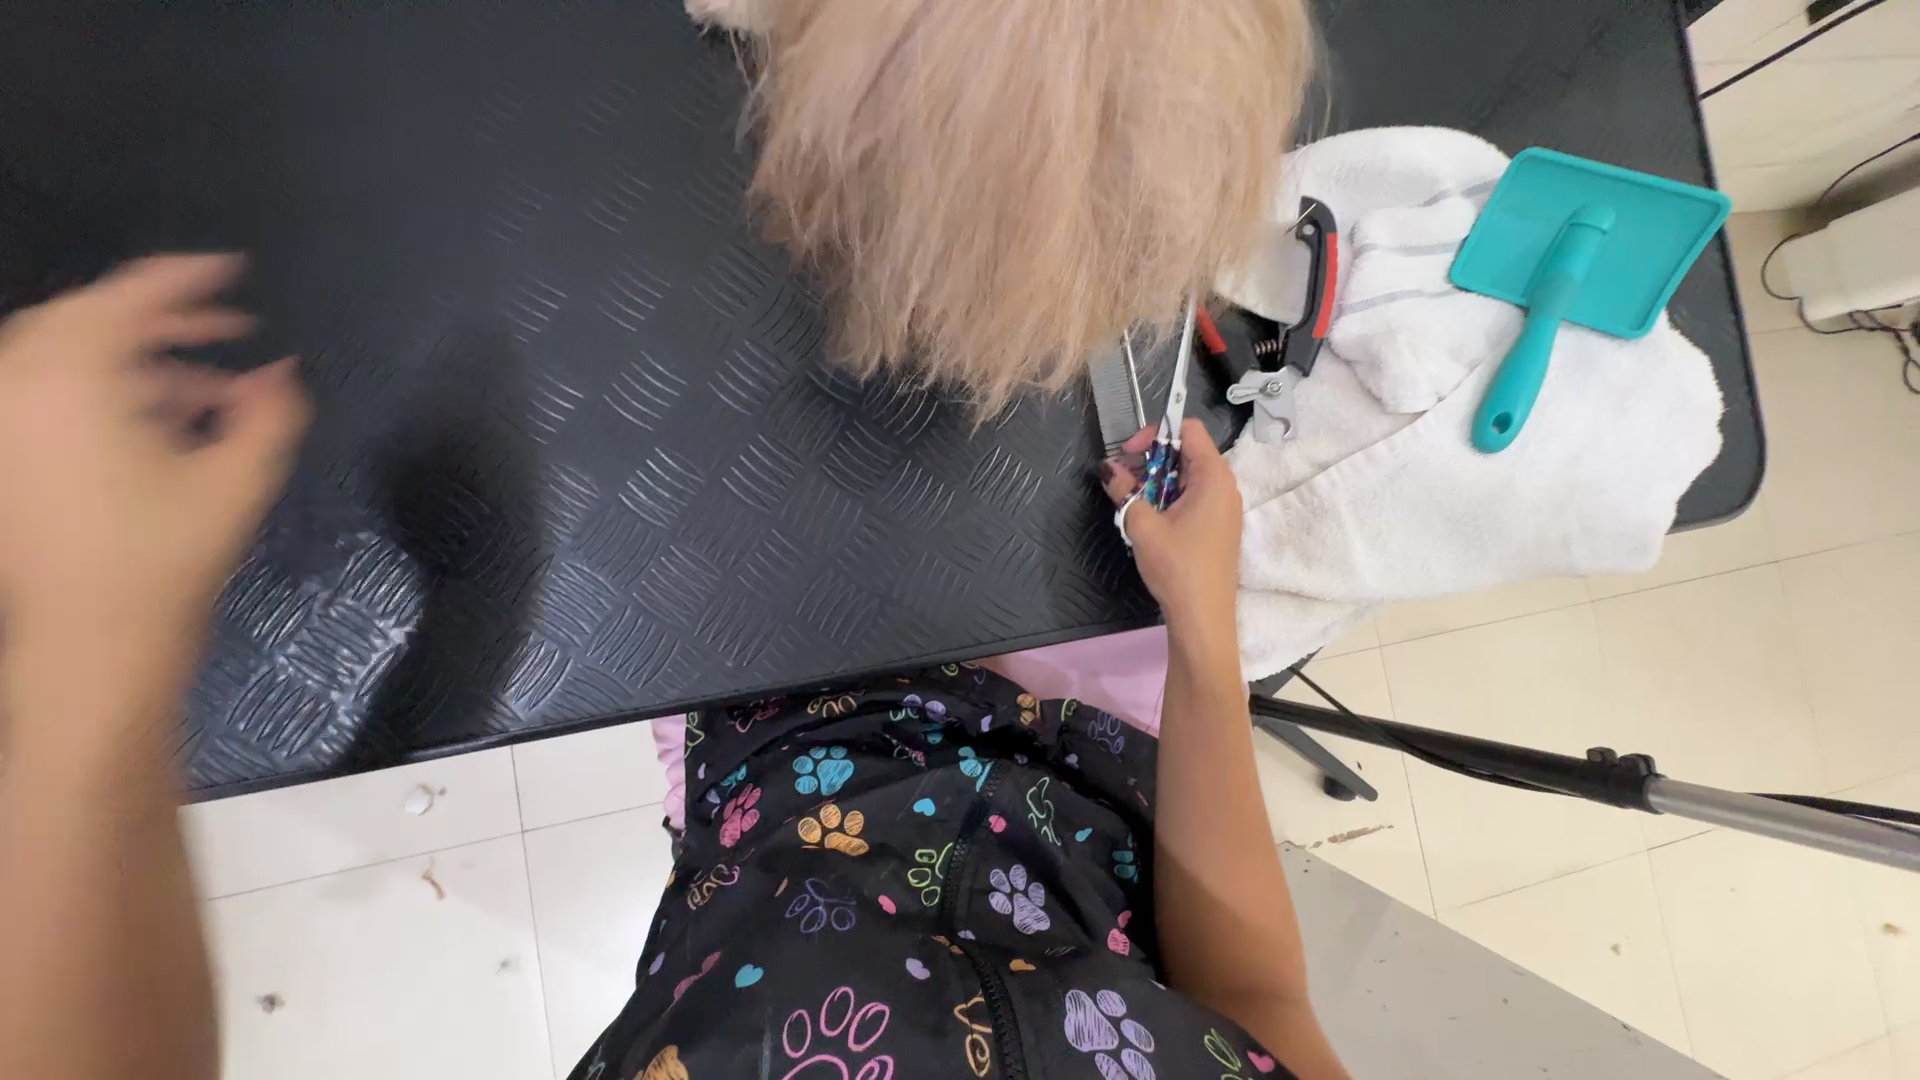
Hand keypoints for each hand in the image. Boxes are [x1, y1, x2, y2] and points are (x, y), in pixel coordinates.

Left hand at [0, 255, 308, 667]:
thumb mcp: (241, 477)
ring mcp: (7, 425)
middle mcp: (20, 391)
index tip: (229, 267)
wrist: (95, 630)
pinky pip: (55, 396)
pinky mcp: (9, 456)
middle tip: (232, 327)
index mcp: (72, 386)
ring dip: (144, 362)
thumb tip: (282, 370)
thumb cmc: (172, 550)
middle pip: (85, 325)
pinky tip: (171, 422)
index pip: (121, 303)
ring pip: (70, 362)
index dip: (178, 279)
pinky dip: (114, 392)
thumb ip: (270, 413)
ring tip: (215, 389)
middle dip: (163, 320)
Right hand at [1102, 418, 1242, 634]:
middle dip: (1152, 459)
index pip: (1188, 429)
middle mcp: (1225, 486)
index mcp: (1213, 477)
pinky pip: (1193, 496)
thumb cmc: (1177, 567)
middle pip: (1188, 451)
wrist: (1203, 617)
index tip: (1128, 454)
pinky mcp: (1218, 526)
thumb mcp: (1142, 526)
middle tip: (1124, 480)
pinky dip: (1169, 498)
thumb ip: (1124, 491)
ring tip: (1133, 502)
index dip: (1155, 433)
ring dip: (1157, 481)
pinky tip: (1150, 520)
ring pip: (1188, 476)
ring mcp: (1224, 507)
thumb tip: (1108, 469)